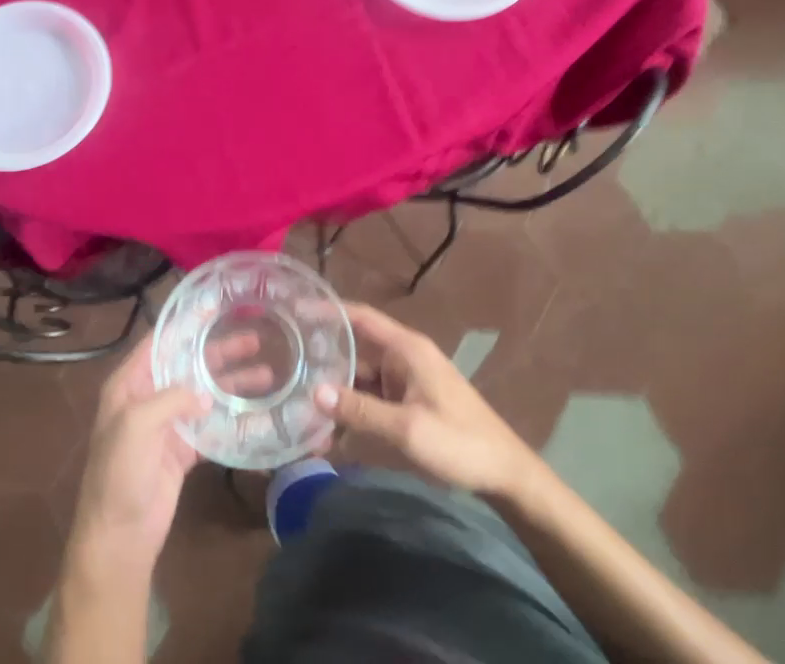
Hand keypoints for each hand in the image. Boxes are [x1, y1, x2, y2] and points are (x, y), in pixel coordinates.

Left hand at [65, 329, 268, 571]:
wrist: (120, 534)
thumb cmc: (120, 473)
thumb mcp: (138, 424)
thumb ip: (171, 398)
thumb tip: (205, 393)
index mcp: (129, 384)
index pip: (159, 341)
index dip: (186, 322)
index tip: (216, 305)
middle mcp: (149, 398)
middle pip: (189, 364)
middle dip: (220, 350)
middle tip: (256, 338)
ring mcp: (168, 424)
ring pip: (206, 393)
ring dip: (234, 383)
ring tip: (269, 374)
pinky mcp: (184, 449)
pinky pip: (213, 425)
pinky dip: (235, 418)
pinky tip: (262, 412)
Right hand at [315, 303, 545, 496]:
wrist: (503, 473)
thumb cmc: (459, 442)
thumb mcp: (407, 429)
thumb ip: (361, 411)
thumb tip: (316, 393)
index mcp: (407, 350)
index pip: (361, 318)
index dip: (329, 311)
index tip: (294, 310)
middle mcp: (405, 358)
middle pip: (356, 347)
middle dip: (323, 355)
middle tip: (281, 362)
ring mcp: (407, 381)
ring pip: (361, 376)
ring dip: (335, 386)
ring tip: (294, 394)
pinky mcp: (409, 403)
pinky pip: (372, 397)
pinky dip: (352, 406)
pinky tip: (326, 424)